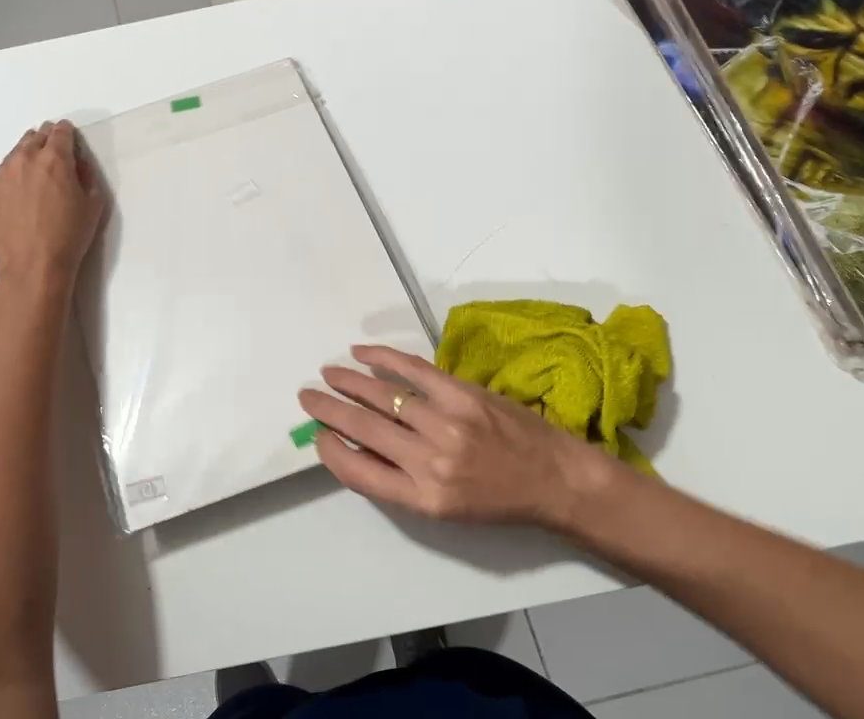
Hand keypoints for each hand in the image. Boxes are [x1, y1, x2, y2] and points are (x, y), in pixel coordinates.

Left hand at [0, 120, 106, 289]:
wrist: (31, 266)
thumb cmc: (69, 237)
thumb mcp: (93, 204)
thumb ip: (86, 174)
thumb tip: (76, 161)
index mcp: (55, 159)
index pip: (60, 131)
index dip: (66, 133)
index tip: (68, 140)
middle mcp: (25, 158)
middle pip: (35, 136)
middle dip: (45, 142)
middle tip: (51, 158)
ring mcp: (1, 173)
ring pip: (15, 154)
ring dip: (27, 158)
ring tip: (33, 179)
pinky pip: (0, 174)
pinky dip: (10, 178)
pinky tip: (17, 198)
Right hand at [297, 345, 623, 533]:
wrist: (557, 480)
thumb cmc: (499, 501)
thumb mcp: (446, 510)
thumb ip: (401, 482)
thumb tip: (357, 450)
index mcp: (424, 498)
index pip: (359, 472)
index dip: (331, 451)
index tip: (318, 436)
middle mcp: (431, 461)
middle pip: (363, 428)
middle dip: (328, 409)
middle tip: (306, 396)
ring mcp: (447, 423)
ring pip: (383, 395)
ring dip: (348, 381)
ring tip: (328, 373)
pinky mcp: (463, 394)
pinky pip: (413, 370)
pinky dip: (383, 358)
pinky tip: (361, 352)